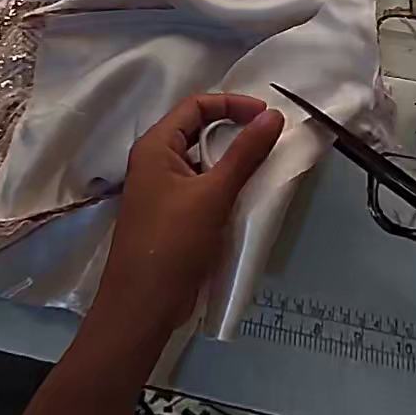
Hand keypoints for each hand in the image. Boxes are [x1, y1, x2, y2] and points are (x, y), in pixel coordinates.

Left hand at [90, 94, 283, 337]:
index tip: (265, 115)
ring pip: (200, 157)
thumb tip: (274, 115)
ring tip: (263, 161)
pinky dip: (224, 181)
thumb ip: (245, 153)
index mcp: (156, 146)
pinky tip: (246, 191)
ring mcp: (161, 188)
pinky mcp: (170, 213)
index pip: (196, 106)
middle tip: (268, 135)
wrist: (141, 310)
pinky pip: (200, 183)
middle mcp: (155, 161)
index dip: (232, 104)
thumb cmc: (173, 244)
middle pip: (197, 128)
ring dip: (230, 156)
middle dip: (233, 127)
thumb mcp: (213, 194)